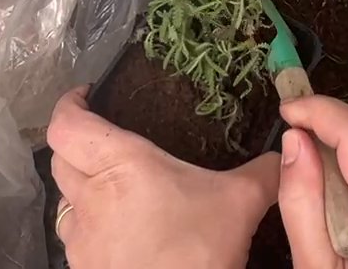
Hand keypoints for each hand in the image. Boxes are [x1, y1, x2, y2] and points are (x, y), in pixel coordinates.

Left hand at [46, 86, 279, 268]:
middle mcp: (90, 199)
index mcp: (119, 166)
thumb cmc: (198, 254)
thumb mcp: (239, 202)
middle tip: (110, 136)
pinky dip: (92, 223)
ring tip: (117, 185)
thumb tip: (285, 151)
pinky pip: (77, 236)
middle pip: (61, 157)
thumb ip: (262, 170)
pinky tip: (123, 229)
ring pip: (65, 199)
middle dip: (79, 142)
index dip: (69, 105)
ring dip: (82, 187)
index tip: (88, 95)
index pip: (65, 125)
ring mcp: (82, 242)